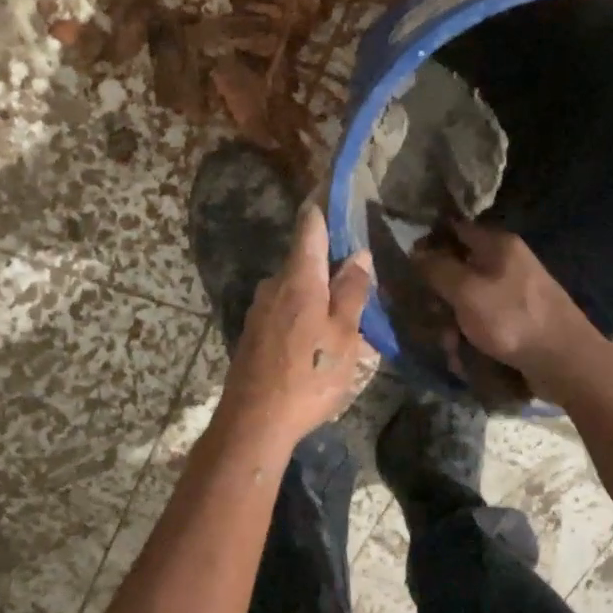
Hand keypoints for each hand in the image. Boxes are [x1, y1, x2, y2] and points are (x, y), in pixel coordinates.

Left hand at [218, 205, 373, 448]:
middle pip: (304, 261)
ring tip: (344, 322)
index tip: (334, 190)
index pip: (309, 227)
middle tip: (359, 281)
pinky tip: (316, 343)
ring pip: (295, 289)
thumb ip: (352, 293)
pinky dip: (302, 316)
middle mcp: (273, 285)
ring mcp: (259, 309)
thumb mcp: (345, 337)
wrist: (254, 422)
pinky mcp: (252, 333)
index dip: (322, 207)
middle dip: (329, 266)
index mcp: (299, 278)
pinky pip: (284, 311)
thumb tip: (359, 255)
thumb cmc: (309, 376)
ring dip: (317, 297)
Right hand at [414, 221, 607, 399]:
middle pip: (460, 266)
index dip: (429, 241)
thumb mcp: (466, 291)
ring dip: (454, 320)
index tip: (407, 262)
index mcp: (498, 244)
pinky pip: (486, 319)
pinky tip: (465, 355)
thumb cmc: (512, 319)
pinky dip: (473, 334)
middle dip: (440, 292)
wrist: (567, 362)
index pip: (455, 228)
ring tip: (450, 345)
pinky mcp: (522, 317)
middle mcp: (509, 261)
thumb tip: (416, 251)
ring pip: (470, 297)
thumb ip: (438, 268)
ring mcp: (517, 290)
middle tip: (429, 314)